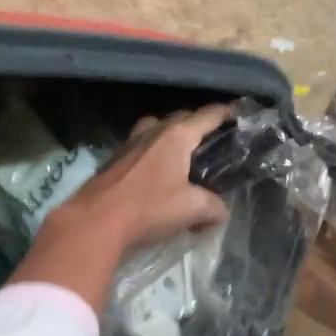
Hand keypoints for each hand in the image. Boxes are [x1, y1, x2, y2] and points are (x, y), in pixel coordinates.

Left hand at [9, 106, 231, 312]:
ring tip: (184, 157)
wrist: (95, 222)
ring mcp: (130, 143)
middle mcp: (153, 131)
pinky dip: (154, 153)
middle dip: (200, 126)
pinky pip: (142, 146)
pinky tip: (157, 174)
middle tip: (215, 144)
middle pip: (183, 118)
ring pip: (158, 129)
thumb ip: (214, 207)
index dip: (227, 114)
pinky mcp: (115, 159)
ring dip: (173, 137)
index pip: (209, 115)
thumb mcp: (192, 209)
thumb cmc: (149, 208)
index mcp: (177, 136)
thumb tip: (220, 211)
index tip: (240, 117)